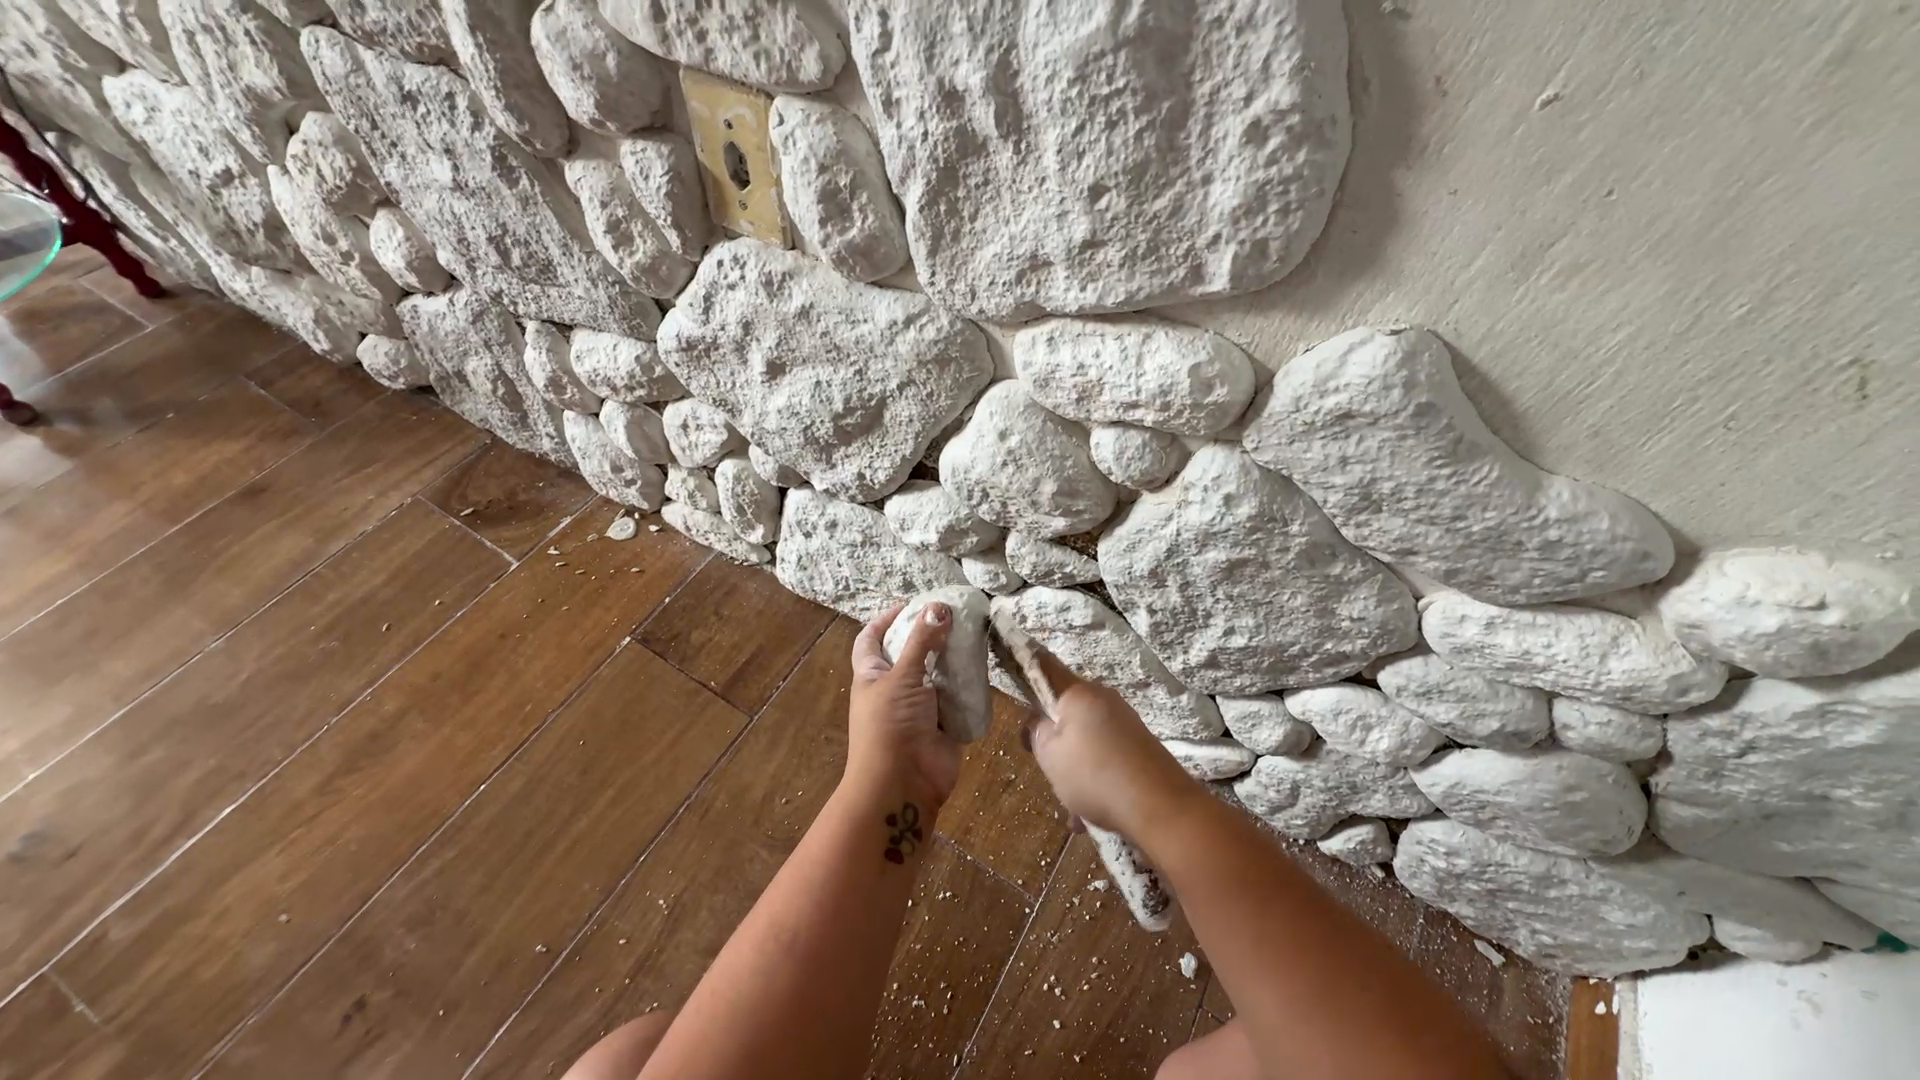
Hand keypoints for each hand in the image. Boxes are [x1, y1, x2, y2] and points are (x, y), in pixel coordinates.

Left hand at [847, 602, 961, 810]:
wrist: (904, 784)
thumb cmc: (890, 725)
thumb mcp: (903, 677)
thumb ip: (922, 641)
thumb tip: (939, 606)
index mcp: (872, 675)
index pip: (871, 639)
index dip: (886, 619)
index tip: (912, 604)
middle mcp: (894, 688)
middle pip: (911, 654)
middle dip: (930, 635)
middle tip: (957, 615)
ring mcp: (920, 707)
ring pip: (938, 674)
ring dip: (954, 659)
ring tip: (977, 633)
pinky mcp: (944, 723)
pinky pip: (958, 698)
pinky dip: (970, 685)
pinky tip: (986, 664)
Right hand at [1021, 645, 1198, 838]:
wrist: (1161, 808)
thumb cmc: (1095, 775)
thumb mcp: (1050, 756)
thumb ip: (1037, 732)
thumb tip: (1040, 722)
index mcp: (1079, 693)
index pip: (1045, 665)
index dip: (1025, 660)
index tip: (1009, 654)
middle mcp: (1104, 700)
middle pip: (1066, 711)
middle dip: (1054, 739)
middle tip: (1048, 768)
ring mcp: (1125, 723)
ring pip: (1085, 741)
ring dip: (1074, 769)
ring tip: (1074, 807)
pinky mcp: (1140, 747)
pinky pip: (1105, 758)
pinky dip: (1095, 780)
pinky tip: (1091, 815)